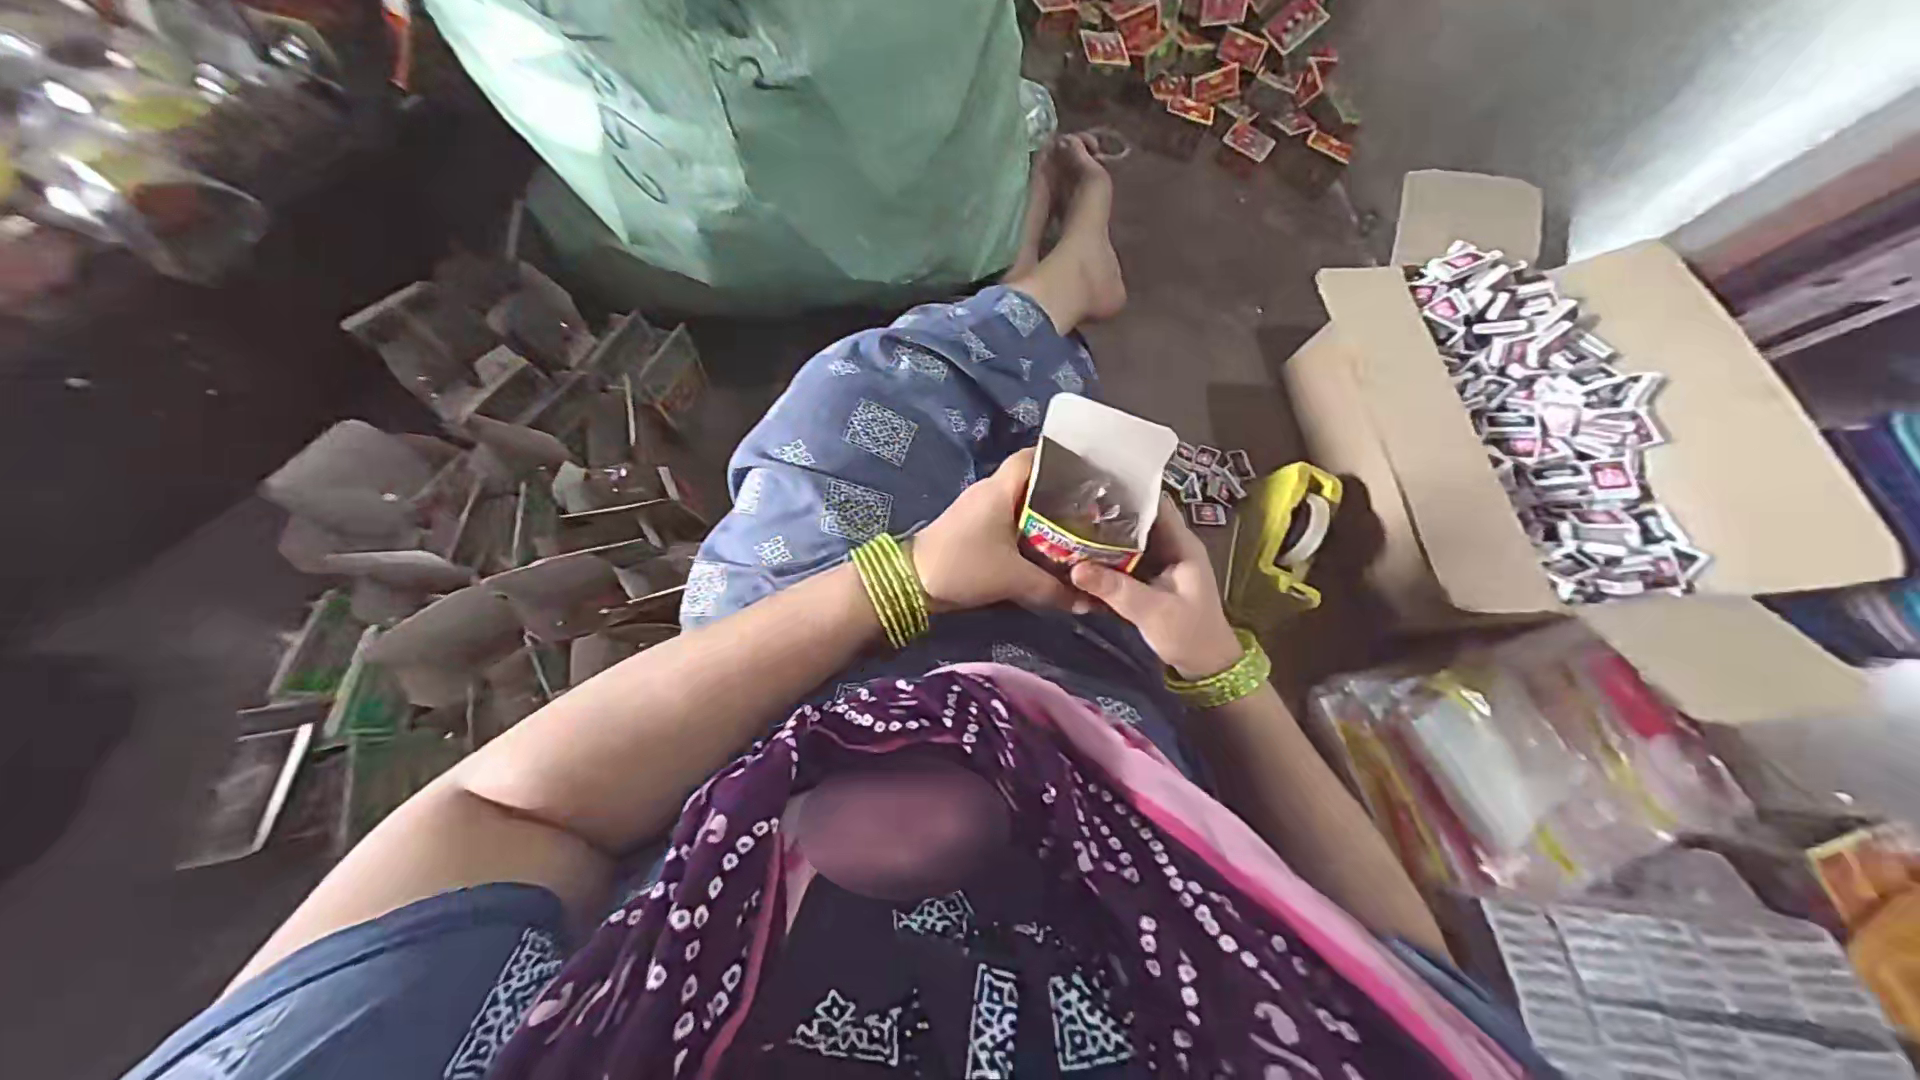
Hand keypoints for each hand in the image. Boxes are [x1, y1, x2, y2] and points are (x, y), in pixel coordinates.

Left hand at [911, 448, 1089, 614]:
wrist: (912, 582)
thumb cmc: (965, 566)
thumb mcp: (1014, 579)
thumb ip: (1053, 590)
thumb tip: (1087, 603)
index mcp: (999, 489)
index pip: (1032, 457)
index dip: (1060, 462)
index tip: (1086, 477)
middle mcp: (988, 492)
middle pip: (1030, 481)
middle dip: (1058, 495)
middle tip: (1088, 512)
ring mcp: (976, 508)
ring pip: (1018, 502)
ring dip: (1041, 515)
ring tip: (1072, 530)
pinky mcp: (969, 527)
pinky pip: (1005, 518)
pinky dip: (1025, 528)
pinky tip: (1042, 545)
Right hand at [1070, 497, 1242, 678]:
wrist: (1206, 667)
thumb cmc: (1188, 634)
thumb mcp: (1152, 612)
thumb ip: (1115, 589)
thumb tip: (1074, 569)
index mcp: (1181, 544)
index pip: (1155, 503)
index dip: (1128, 491)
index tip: (1094, 484)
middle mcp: (1170, 546)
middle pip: (1137, 518)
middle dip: (1107, 513)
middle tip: (1070, 507)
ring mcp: (1159, 562)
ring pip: (1128, 539)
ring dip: (1103, 536)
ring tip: (1068, 526)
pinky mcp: (1149, 578)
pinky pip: (1124, 559)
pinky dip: (1105, 558)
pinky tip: (1080, 556)